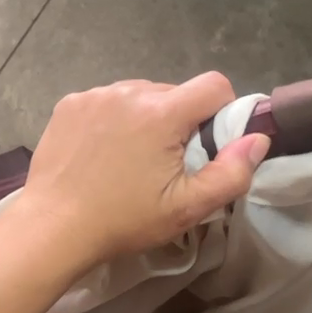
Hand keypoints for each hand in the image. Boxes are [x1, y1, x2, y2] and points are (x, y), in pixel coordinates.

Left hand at [10, 73, 269, 264]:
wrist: (53, 227)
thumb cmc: (124, 221)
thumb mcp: (187, 208)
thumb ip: (232, 173)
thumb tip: (257, 138)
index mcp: (162, 112)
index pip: (215, 84)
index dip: (221, 111)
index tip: (207, 144)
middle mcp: (129, 91)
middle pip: (175, 92)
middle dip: (179, 121)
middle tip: (164, 164)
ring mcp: (95, 95)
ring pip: (139, 95)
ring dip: (145, 118)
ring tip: (129, 159)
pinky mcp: (69, 104)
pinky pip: (106, 101)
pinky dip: (112, 120)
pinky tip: (100, 153)